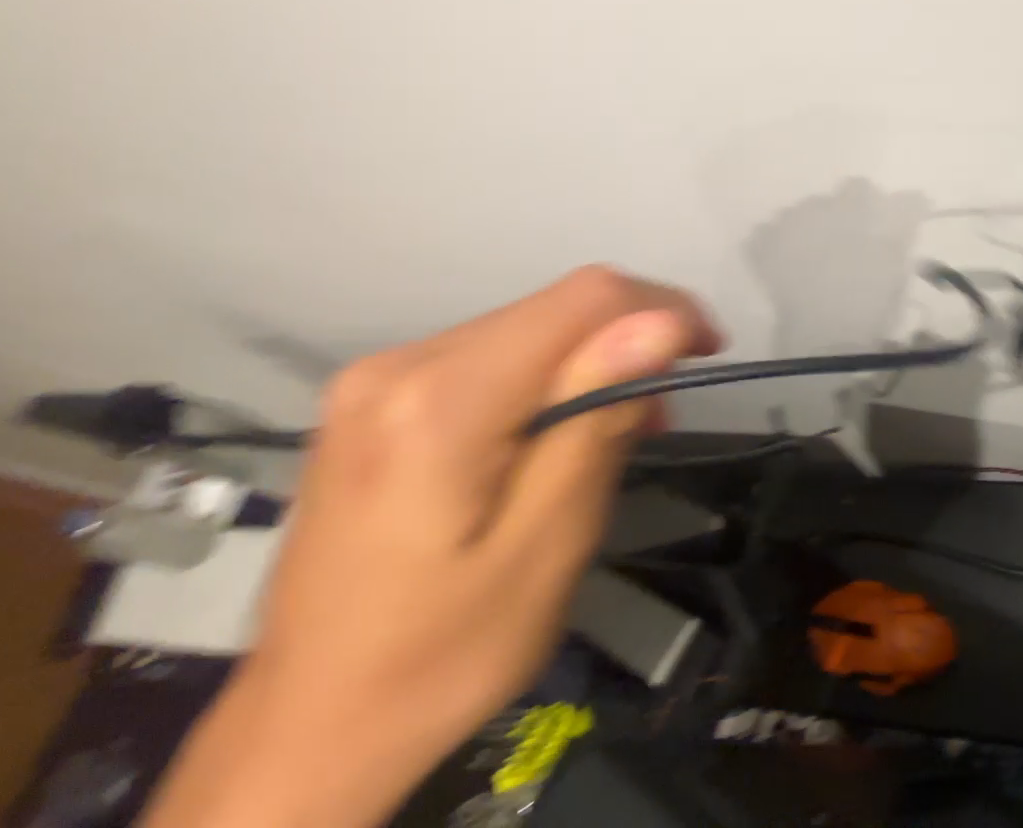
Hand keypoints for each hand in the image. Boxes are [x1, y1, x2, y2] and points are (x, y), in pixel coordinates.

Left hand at [144, 267, 720, 826]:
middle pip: (551, 311)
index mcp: (441, 400)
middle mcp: (398, 363)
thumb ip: (596, 424)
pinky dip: (540, 386)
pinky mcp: (371, 402)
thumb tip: (659, 324)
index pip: (583, 301)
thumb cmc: (446, 652)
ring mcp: (373, 380)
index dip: (663, 311)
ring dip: (586, 369)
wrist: (313, 720)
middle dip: (626, 348)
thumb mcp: (545, 547)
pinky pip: (484, 360)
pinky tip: (552, 441)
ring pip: (522, 331)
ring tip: (617, 439)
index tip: (710, 357)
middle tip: (659, 427)